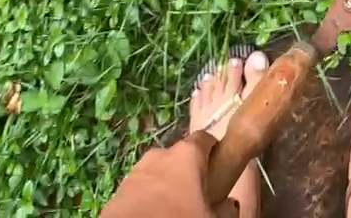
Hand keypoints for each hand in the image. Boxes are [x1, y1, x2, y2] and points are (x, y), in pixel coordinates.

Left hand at [99, 132, 238, 217]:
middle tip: (196, 199)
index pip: (206, 139)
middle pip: (181, 158)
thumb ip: (226, 210)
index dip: (215, 154)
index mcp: (187, 154)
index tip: (220, 173)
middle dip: (189, 175)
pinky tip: (153, 215)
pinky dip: (149, 198)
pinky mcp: (120, 189)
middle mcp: (162, 153)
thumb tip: (230, 205)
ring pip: (160, 173)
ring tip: (173, 210)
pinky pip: (142, 188)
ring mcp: (138, 170)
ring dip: (167, 187)